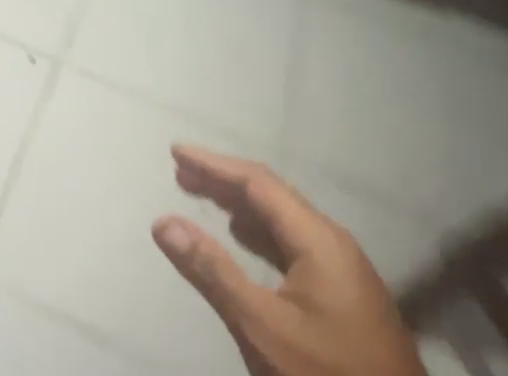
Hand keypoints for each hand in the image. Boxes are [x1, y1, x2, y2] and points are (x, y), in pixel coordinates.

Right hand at [153, 146, 425, 375]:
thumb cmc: (327, 371)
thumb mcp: (262, 326)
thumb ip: (212, 271)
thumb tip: (163, 222)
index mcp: (319, 240)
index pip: (259, 184)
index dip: (214, 165)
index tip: (176, 152)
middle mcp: (334, 244)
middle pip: (272, 197)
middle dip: (224, 181)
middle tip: (179, 172)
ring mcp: (343, 270)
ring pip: (283, 222)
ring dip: (240, 207)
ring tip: (201, 196)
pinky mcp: (344, 295)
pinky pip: (292, 245)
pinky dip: (258, 233)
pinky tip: (242, 240)